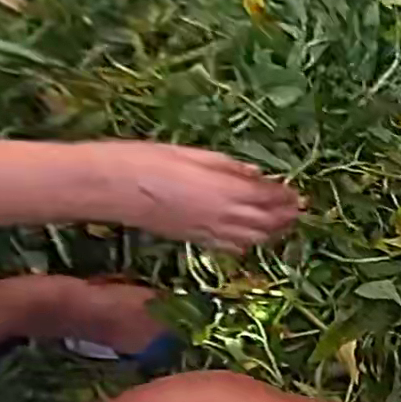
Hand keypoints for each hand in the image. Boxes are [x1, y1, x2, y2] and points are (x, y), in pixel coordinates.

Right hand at [84, 141, 301, 251]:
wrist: (104, 187)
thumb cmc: (142, 160)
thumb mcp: (190, 154)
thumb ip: (229, 167)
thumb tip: (258, 174)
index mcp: (230, 190)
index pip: (272, 196)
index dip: (287, 195)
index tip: (296, 192)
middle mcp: (231, 215)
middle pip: (273, 220)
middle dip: (289, 215)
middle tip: (296, 208)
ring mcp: (218, 231)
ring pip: (260, 237)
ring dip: (276, 230)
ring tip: (281, 221)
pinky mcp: (202, 242)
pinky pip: (238, 247)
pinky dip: (252, 242)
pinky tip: (252, 234)